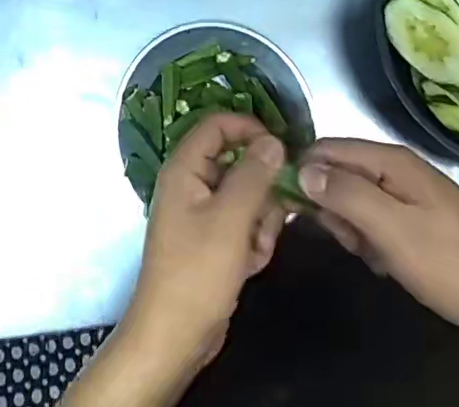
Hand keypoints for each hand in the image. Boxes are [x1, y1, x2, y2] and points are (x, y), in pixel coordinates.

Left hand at [120, 113, 288, 376]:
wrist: (174, 335)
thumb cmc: (197, 272)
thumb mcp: (231, 220)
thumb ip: (254, 175)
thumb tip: (273, 140)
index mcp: (184, 167)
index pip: (217, 125)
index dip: (250, 129)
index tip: (283, 149)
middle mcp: (190, 182)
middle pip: (238, 162)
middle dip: (262, 191)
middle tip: (268, 219)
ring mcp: (200, 211)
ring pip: (246, 195)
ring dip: (260, 221)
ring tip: (255, 249)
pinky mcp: (211, 237)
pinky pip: (242, 222)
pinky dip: (252, 240)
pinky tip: (251, 263)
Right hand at [297, 139, 458, 336]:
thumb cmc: (451, 264)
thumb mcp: (391, 230)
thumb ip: (344, 193)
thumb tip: (302, 168)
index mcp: (389, 159)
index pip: (325, 148)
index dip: (305, 174)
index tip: (299, 212)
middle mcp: (396, 166)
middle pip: (337, 172)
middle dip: (332, 207)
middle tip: (350, 241)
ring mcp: (408, 190)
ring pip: (353, 197)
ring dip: (352, 227)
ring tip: (373, 255)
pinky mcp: (417, 215)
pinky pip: (375, 216)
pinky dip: (371, 238)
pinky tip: (386, 261)